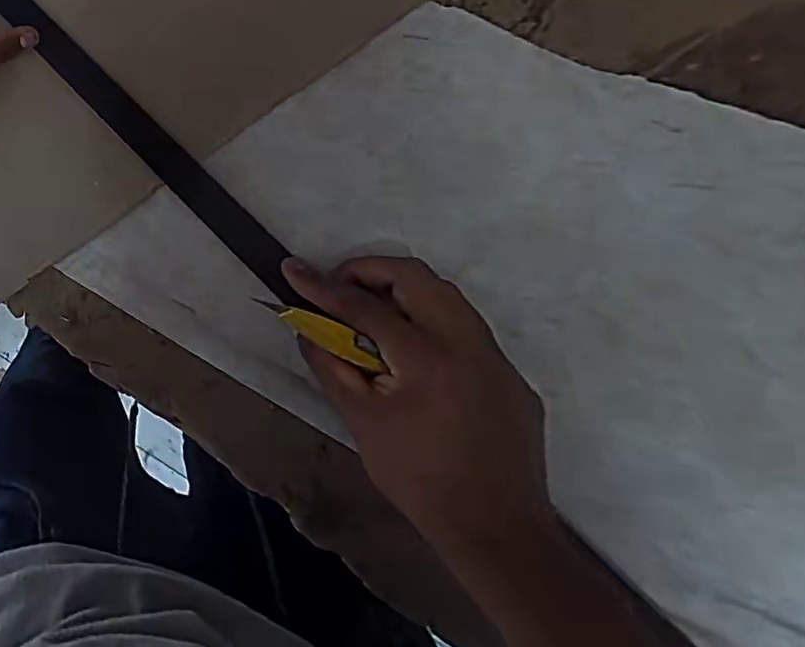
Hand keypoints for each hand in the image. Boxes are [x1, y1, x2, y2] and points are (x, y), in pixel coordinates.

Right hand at [283, 255, 555, 547]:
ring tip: (372, 314)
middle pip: (415, 276)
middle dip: (369, 271)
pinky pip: (466, 329)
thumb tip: (305, 326)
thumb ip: (329, 364)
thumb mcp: (360, 420)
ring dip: (402, 291)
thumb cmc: (418, 479)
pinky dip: (430, 323)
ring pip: (446, 295)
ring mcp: (497, 359)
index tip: (293, 269)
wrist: (497, 534)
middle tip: (340, 289)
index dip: (322, 285)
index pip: (364, 305)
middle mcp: (468, 345)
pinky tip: (412, 356)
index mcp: (428, 358)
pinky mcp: (511, 378)